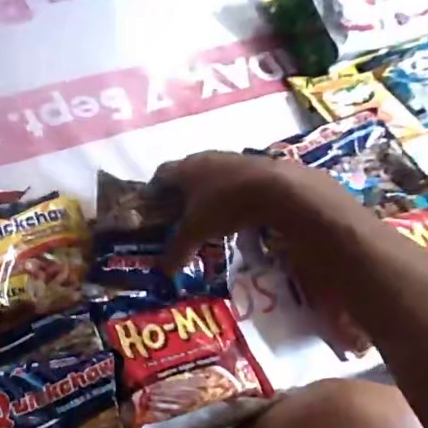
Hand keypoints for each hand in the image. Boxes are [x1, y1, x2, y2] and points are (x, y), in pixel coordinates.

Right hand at [152, 151, 355, 267]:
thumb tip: (164, 270)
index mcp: (184, 168)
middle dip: (180, 194)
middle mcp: (204, 157)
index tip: (152, 209)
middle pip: (185, 174)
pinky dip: (229, 194)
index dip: (152, 192)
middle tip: (179, 215)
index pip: (159, 175)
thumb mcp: (197, 231)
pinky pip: (233, 179)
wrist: (275, 188)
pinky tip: (234, 211)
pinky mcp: (254, 164)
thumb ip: (178, 249)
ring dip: (206, 193)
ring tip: (207, 216)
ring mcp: (231, 158)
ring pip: (210, 175)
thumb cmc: (224, 205)